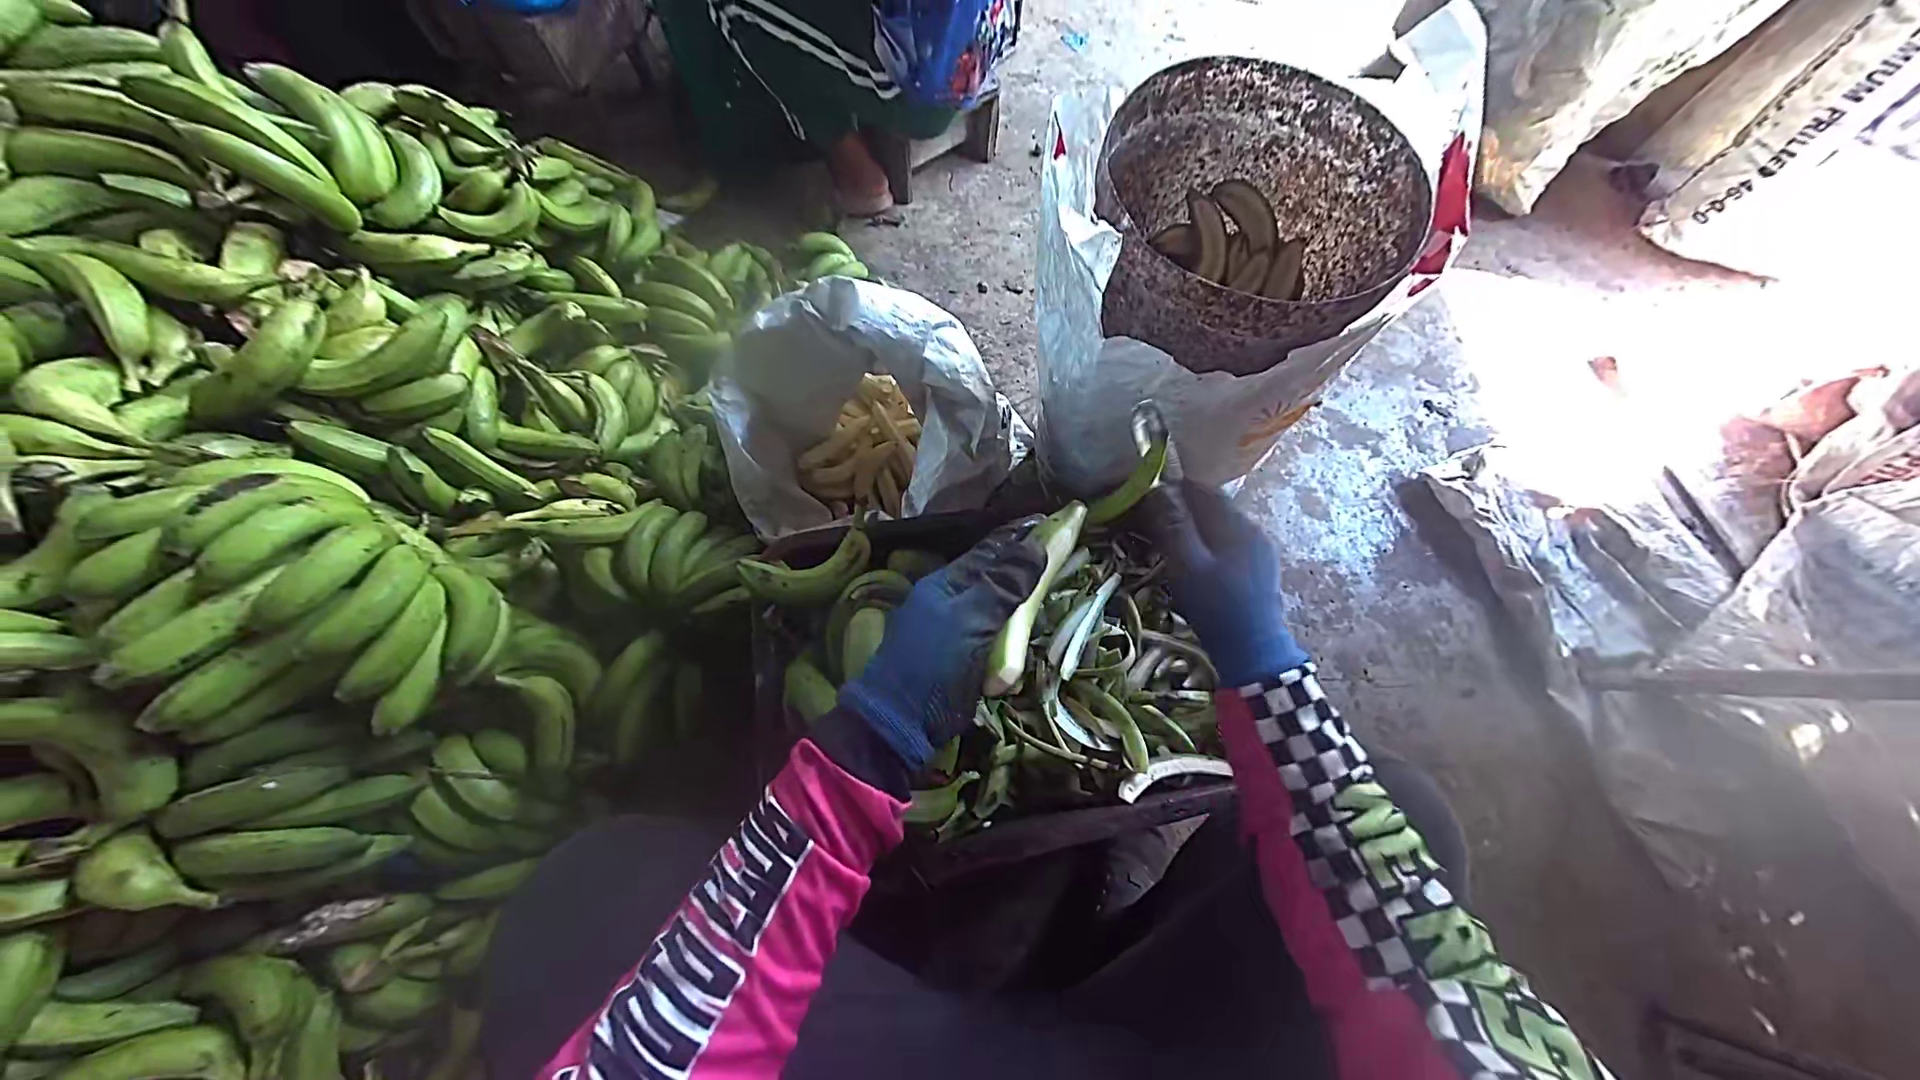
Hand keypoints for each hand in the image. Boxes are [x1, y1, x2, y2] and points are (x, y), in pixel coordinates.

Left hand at [839, 519, 1046, 769]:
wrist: (902, 722)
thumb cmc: (933, 663)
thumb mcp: (971, 620)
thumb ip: (1003, 585)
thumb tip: (1037, 545)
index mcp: (949, 582)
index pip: (992, 549)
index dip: (1022, 536)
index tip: (1056, 522)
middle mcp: (954, 599)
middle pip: (998, 574)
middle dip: (1027, 565)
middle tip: (1065, 555)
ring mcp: (959, 628)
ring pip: (1000, 605)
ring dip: (1023, 599)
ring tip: (1054, 586)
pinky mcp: (967, 656)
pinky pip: (998, 635)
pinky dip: (1015, 632)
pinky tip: (1032, 628)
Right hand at [1137, 480, 1306, 684]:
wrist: (1253, 649)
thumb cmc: (1215, 607)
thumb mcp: (1187, 566)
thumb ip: (1173, 526)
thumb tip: (1158, 491)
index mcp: (1233, 523)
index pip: (1199, 488)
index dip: (1169, 489)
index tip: (1143, 502)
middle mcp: (1251, 527)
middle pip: (1210, 504)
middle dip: (1179, 508)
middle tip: (1149, 524)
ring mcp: (1259, 547)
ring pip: (1219, 522)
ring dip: (1193, 525)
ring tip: (1168, 542)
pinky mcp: (1261, 565)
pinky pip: (1228, 540)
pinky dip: (1207, 541)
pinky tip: (1195, 560)